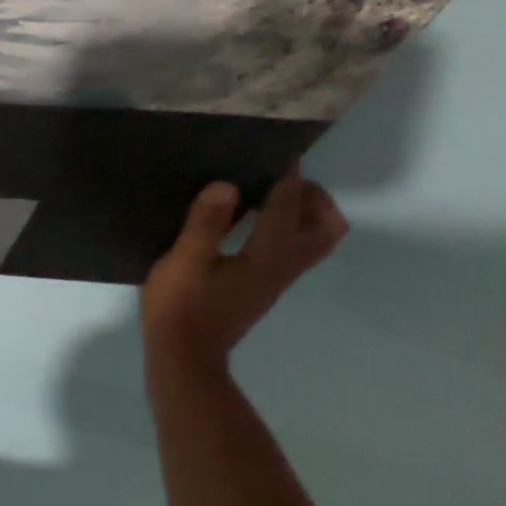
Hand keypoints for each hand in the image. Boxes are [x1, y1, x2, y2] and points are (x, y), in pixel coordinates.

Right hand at [141, 166, 348, 378]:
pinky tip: (251, 224)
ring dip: (304, 214)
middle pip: (325, 227)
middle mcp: (283, 265)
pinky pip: (293, 249)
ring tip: (269, 197)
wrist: (185, 353)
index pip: (287, 208)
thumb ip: (205, 224)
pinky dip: (287, 228)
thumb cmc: (180, 306)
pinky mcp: (262, 286)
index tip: (280, 153)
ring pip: (314, 240)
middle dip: (312, 198)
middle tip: (281, 179)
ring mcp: (276, 279)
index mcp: (268, 256)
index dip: (285, 179)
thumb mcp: (183, 262)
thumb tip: (227, 185)